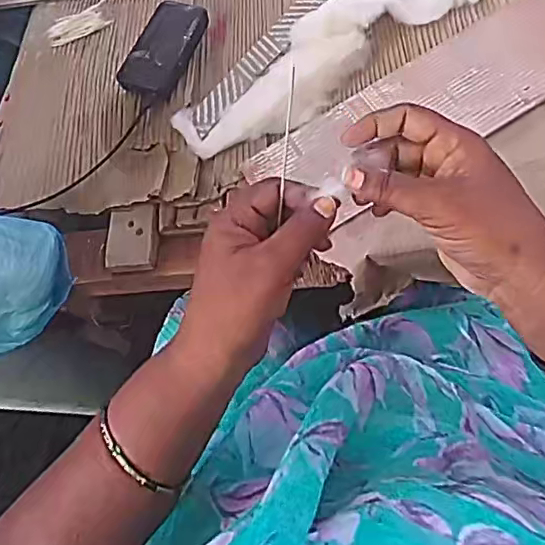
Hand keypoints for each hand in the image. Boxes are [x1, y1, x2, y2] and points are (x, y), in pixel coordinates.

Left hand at [174, 180, 337, 373]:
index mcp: (232, 219)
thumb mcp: (273, 264)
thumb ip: (302, 230)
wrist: (216, 356)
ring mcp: (246, 251)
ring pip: (284, 231)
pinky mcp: (256, 271)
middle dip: (305, 221)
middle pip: (280, 207)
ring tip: (314, 256)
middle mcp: (237, 230)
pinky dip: (297, 258)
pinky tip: (302, 271)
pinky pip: (282, 252)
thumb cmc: (233, 311)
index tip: (328, 210)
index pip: (273, 189)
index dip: (302, 197)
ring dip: (303, 241)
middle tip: (324, 237)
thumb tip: (325, 204)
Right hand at [339, 105, 544, 305]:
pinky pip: (403, 193)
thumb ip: (390, 187)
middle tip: (353, 174)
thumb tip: (355, 175)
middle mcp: (450, 160)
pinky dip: (385, 198)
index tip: (351, 139)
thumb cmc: (502, 233)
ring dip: (377, 180)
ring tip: (360, 192)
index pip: (408, 118)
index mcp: (457, 144)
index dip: (377, 123)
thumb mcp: (437, 203)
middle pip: (400, 144)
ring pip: (399, 170)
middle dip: (373, 157)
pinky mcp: (438, 209)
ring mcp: (444, 185)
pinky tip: (376, 207)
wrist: (521, 275)